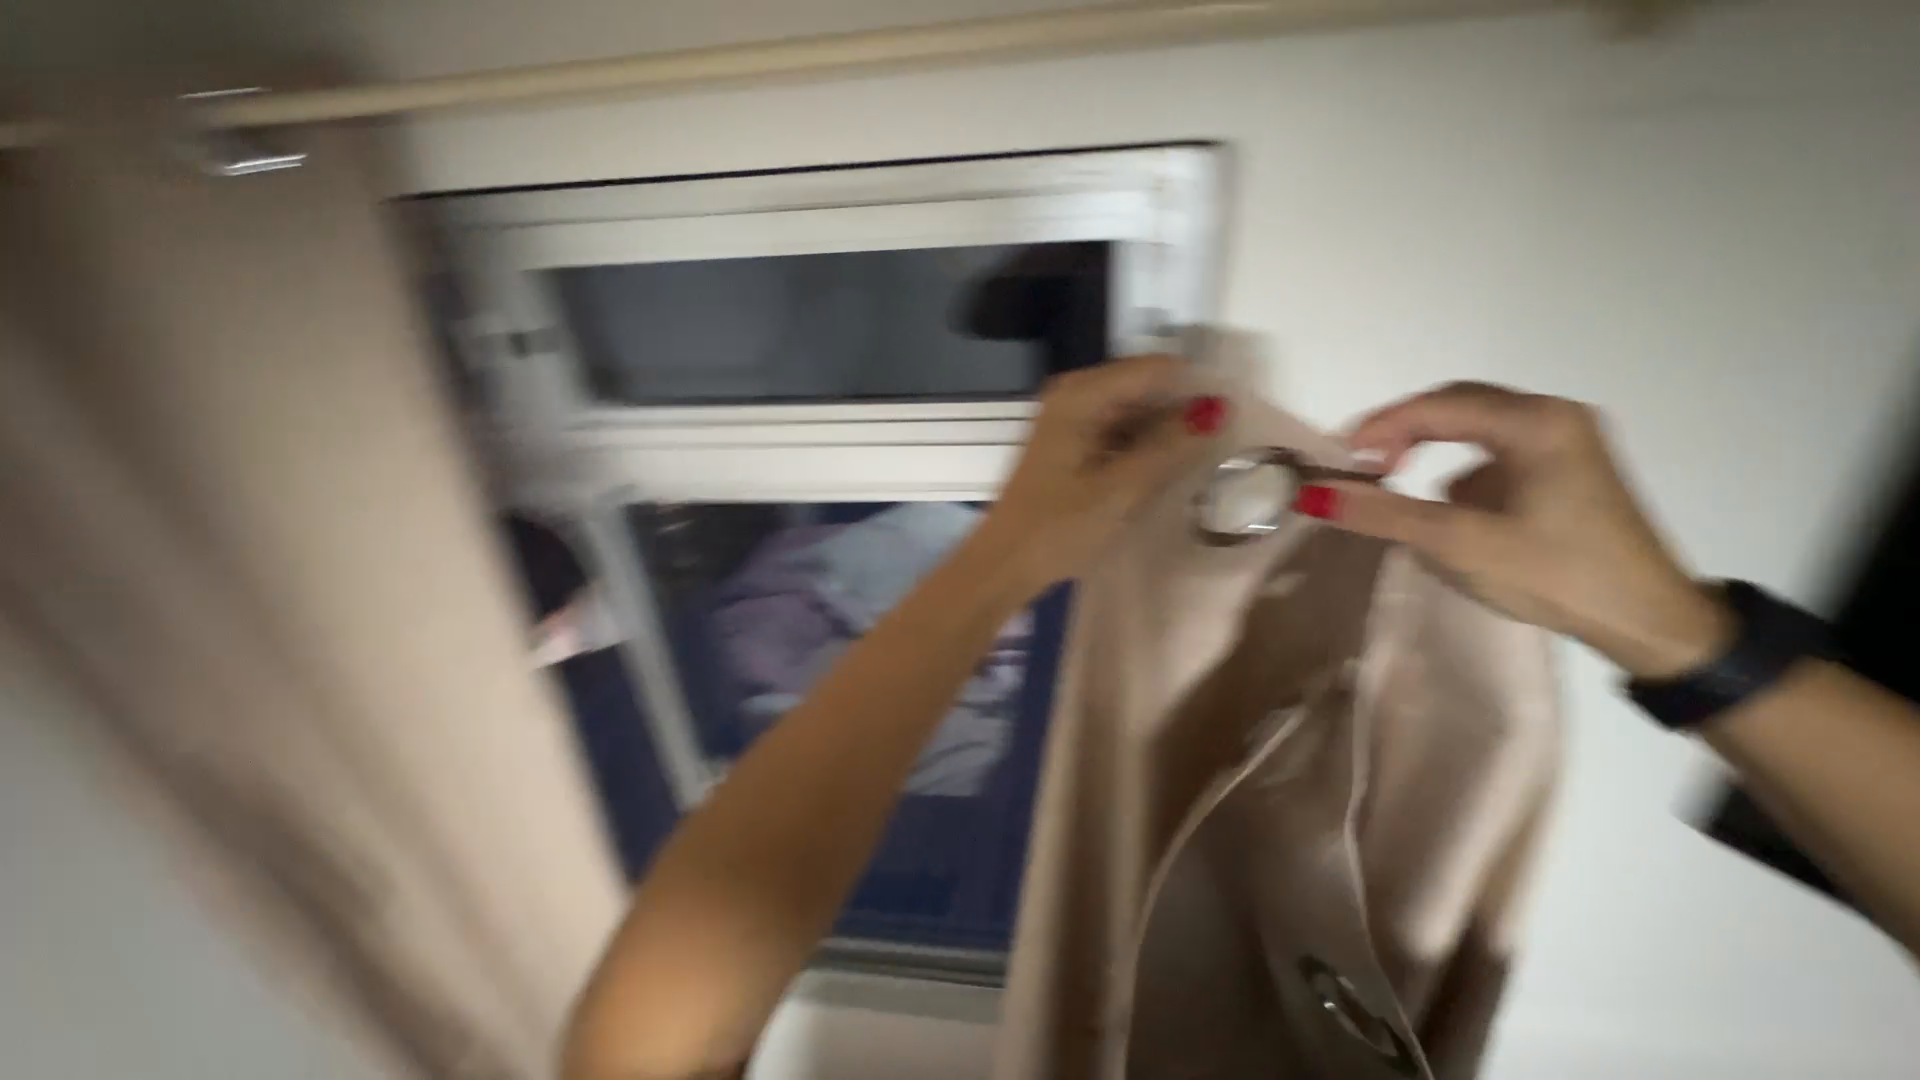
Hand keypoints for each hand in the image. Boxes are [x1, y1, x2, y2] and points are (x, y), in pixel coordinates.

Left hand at [976, 354, 1217, 596]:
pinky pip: (1117, 431)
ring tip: (1205, 454)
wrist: (1004, 564)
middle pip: (1143, 385)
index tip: (1234, 412)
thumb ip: (1171, 445)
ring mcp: (1069, 419)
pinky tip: (1167, 467)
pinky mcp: (1069, 445)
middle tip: (1226, 437)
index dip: (1196, 385)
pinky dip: (1142, 444)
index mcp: (1081, 394)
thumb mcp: (1122, 489)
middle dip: (1182, 407)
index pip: (1156, 368)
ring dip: (1165, 429)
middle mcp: (1073, 394)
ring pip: (1132, 410)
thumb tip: (1217, 408)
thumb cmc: (1059, 527)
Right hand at [1304, 381, 1731, 677]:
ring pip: (1477, 429)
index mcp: (1537, 423)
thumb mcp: (1459, 545)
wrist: (1650, 622)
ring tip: (1395, 485)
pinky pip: (1497, 453)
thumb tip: (1314, 493)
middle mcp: (1555, 418)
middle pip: (1458, 407)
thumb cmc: (1556, 575)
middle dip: (1403, 432)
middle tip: (1361, 467)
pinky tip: (1450, 509)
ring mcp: (1567, 442)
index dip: (1380, 426)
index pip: (1438, 406)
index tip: (1338, 459)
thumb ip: (1384, 514)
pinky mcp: (1569, 470)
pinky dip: (1460, 470)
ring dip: (1430, 449)